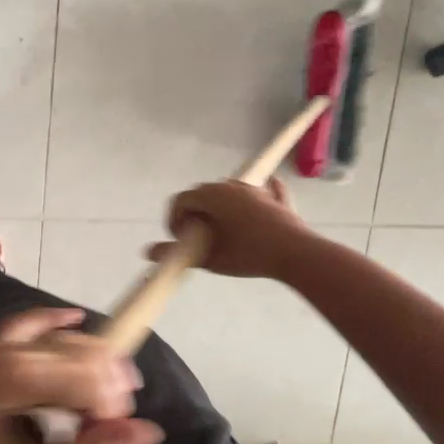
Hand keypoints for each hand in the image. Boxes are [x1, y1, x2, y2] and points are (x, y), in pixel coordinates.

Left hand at [0, 309, 163, 443]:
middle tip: (113, 419)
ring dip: (90, 360)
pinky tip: (76, 318)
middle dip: (107, 383)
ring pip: (60, 339)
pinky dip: (53, 321)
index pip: (90, 378)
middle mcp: (8, 352)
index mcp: (18, 381)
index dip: (113, 407)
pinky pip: (25, 323)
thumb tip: (149, 432)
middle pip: (81, 353)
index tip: (112, 436)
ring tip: (107, 394)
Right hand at [146, 178, 320, 278]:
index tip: (181, 241)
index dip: (174, 220)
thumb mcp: (207, 257)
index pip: (181, 200)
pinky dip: (255, 196)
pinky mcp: (277, 198)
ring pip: (229, 191)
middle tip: (197, 239)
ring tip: (222, 233)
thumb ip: (174, 253)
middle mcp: (232, 186)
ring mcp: (257, 189)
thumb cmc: (247, 254)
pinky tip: (258, 201)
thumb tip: (147, 252)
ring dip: (219, 207)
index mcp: (212, 195)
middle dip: (195, 214)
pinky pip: (263, 190)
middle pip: (203, 194)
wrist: (296, 254)